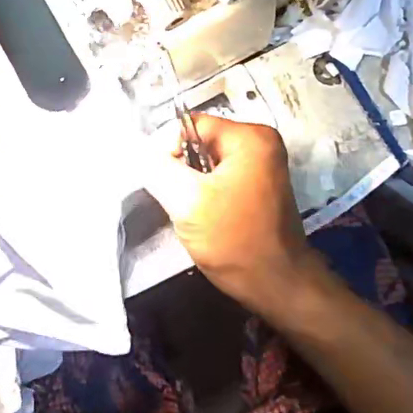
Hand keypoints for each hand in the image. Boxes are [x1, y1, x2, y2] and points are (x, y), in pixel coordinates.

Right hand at [136, 115, 333, 319]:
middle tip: (176, 199)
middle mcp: (260, 143)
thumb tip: (135, 149)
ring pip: (204, 163)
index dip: (166, 149)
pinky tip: (202, 216)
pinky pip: (217, 178)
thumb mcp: (187, 201)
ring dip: (189, 184)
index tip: (162, 182)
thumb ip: (156, 167)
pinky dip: (203, 193)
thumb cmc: (235, 241)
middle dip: (178, 168)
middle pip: (197, 142)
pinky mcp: (257, 187)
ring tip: (189, 210)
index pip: (189, 125)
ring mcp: (261, 166)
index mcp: (250, 137)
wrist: (277, 287)